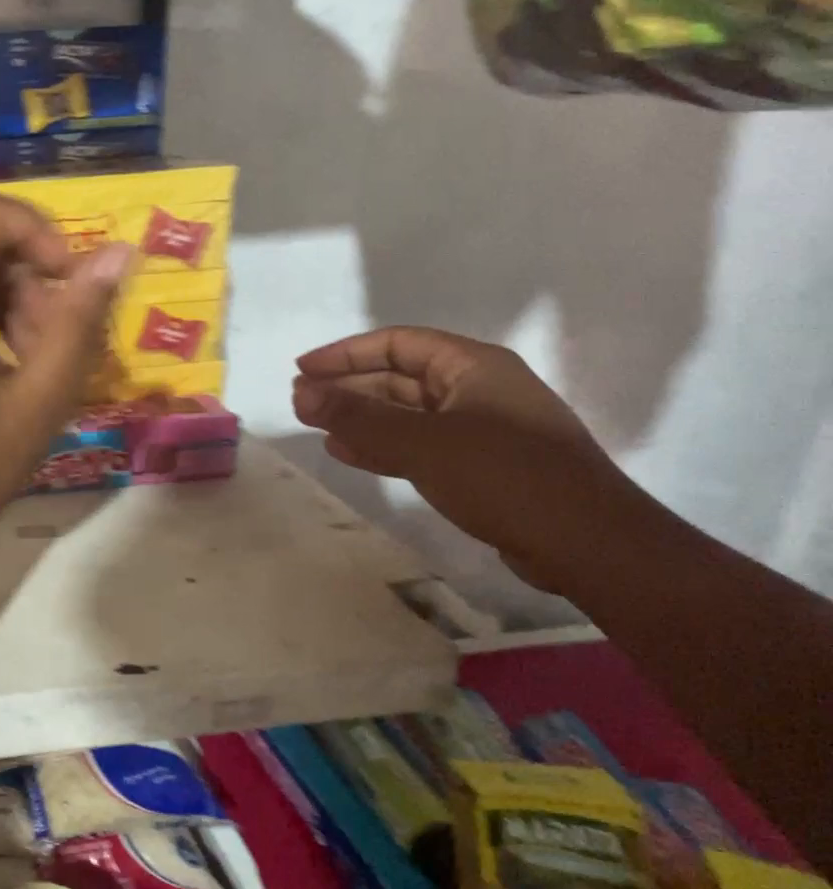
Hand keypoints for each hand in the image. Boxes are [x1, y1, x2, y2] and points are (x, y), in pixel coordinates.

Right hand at [292, 326, 626, 584]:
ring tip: (316, 427)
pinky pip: (422, 444)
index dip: (345, 353)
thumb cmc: (504, 477)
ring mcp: (486, 430)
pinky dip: (383, 445)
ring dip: (361, 418)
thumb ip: (356, 416)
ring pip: (408, 413)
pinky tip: (349, 453)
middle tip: (302, 402)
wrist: (589, 545)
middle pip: (401, 376)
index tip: (302, 370)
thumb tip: (300, 391)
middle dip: (349, 387)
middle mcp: (481, 389)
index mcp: (475, 367)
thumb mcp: (420, 442)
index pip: (398, 342)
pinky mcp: (485, 467)